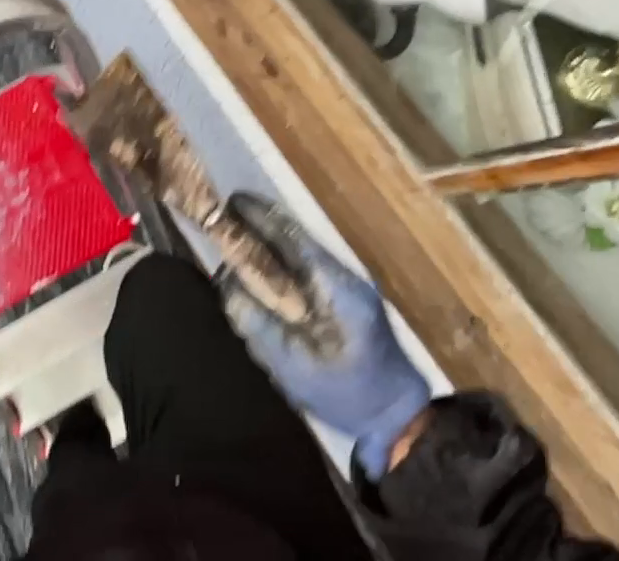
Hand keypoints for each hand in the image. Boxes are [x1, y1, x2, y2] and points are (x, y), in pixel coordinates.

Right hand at [192, 205, 431, 478]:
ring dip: (267, 237)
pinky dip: (277, 257)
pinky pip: (304, 265)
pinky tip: (255, 263)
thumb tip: (223, 280)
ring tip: (232, 233)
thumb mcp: (293, 366)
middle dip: (259, 222)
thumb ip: (256, 322)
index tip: (228, 202)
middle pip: (295, 236)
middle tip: (221, 214)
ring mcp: (346, 283)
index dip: (259, 216)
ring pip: (300, 248)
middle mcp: (343, 275)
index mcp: (336, 288)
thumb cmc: (344, 395)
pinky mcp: (342, 295)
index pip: (293, 237)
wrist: (397, 417)